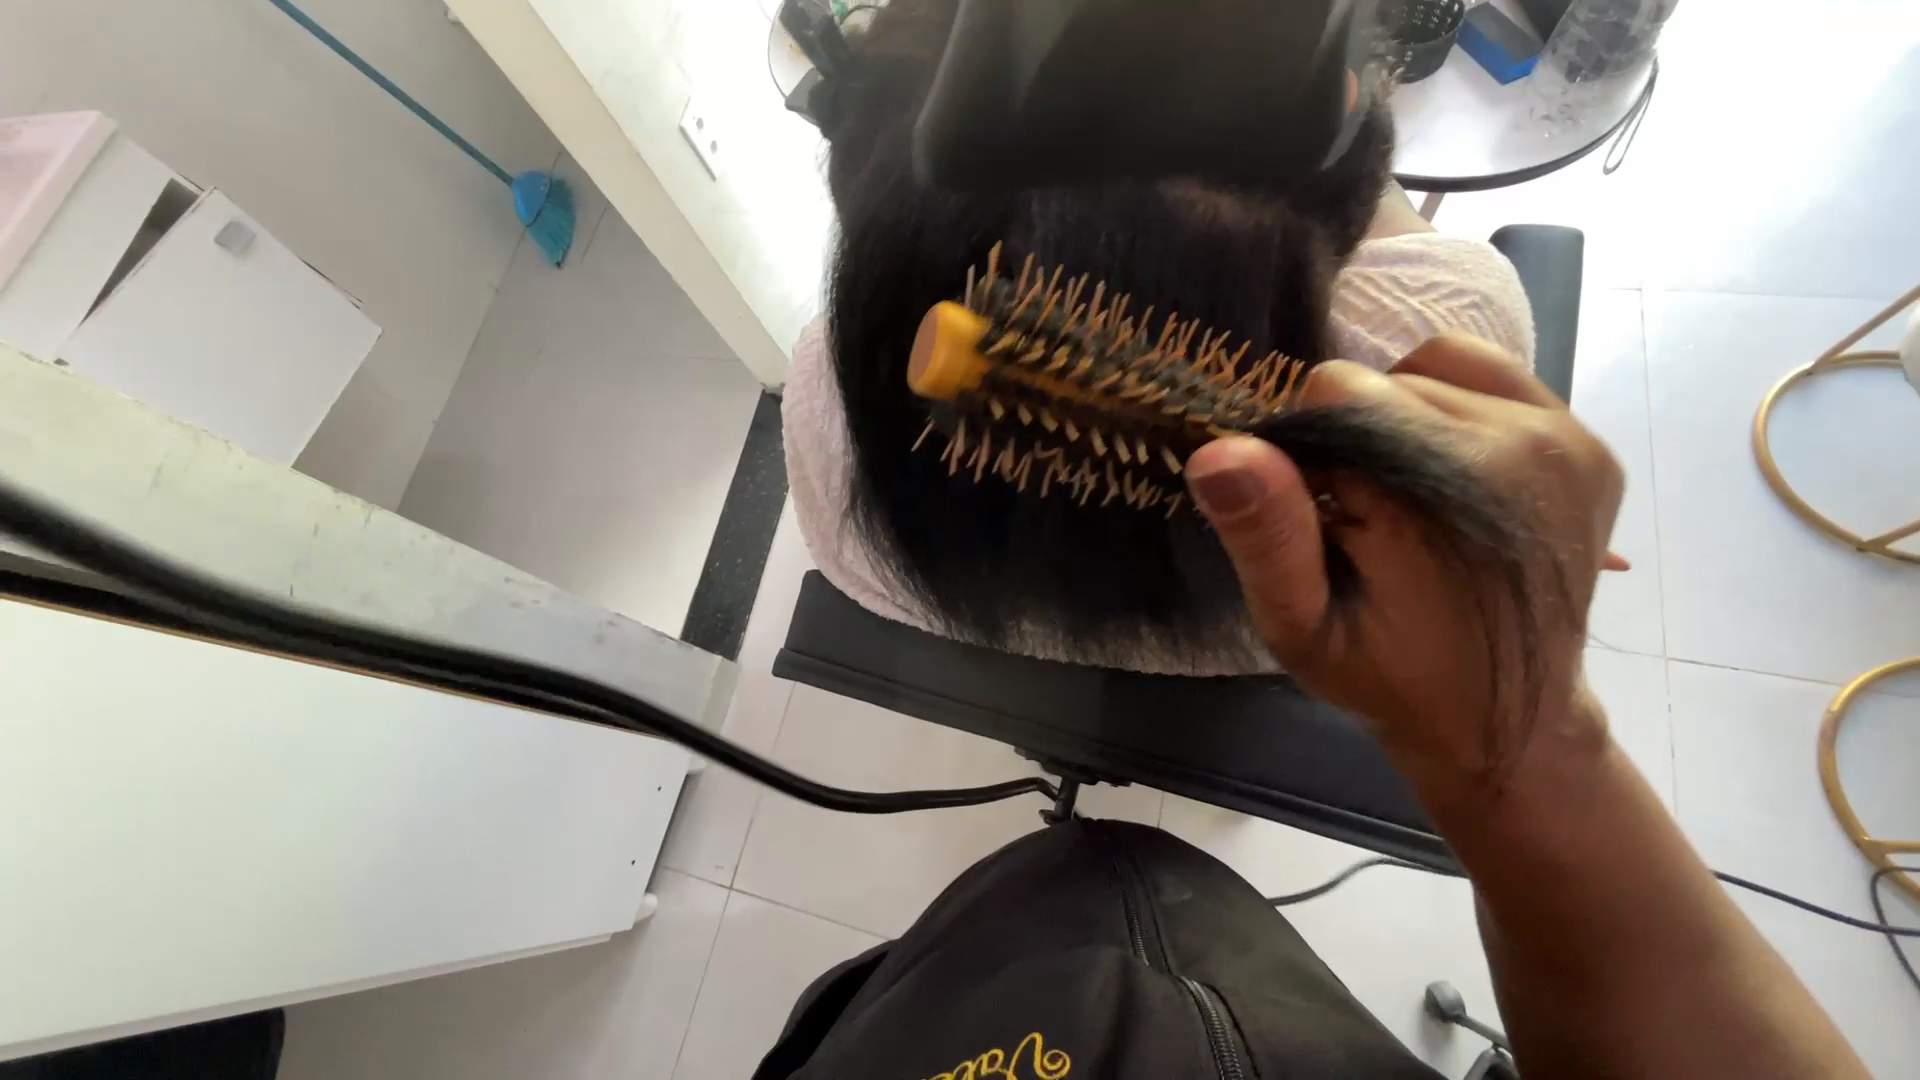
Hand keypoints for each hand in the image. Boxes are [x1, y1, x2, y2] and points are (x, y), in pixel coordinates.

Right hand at [1186, 335, 1624, 790]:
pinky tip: (1431, 468)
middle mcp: (1521, 447)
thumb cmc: (1387, 679)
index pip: (1329, 400)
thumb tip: (1219, 450)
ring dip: (1385, 418)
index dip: (1296, 451)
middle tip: (1351, 518)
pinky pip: (1480, 374)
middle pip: (1377, 381)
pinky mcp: (1587, 440)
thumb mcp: (1299, 626)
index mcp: (1443, 495)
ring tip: (1389, 494)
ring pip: (1425, 368)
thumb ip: (1265, 538)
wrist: (1506, 722)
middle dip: (1341, 437)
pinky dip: (1436, 404)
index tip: (1313, 518)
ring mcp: (1567, 438)